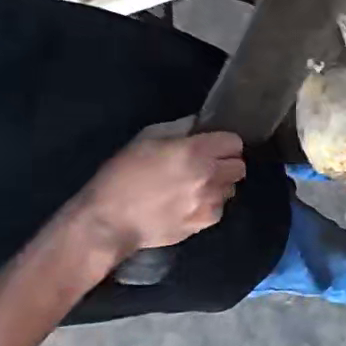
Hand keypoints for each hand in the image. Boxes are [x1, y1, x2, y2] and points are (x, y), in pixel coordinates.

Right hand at [73, 124, 247, 253]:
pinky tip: (185, 205)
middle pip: (239, 166)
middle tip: (204, 168)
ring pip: (231, 187)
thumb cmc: (120, 177)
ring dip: (218, 186)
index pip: (235, 142)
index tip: (212, 148)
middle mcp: (210, 175)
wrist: (106, 223)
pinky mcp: (208, 220)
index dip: (224, 144)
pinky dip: (208, 205)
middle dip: (225, 164)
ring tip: (190, 188)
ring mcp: (212, 200)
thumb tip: (200, 123)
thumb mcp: (144, 141)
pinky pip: (220, 207)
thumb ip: (179, 128)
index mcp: (195, 152)